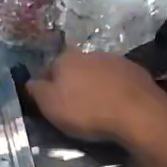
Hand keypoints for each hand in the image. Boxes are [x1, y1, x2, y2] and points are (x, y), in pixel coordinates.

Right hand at [24, 51, 166, 147]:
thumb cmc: (87, 110)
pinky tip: (117, 107)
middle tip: (75, 110)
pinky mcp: (136, 71)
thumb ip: (36, 91)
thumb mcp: (50, 105)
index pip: (48, 71)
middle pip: (74, 70)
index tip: (51, 107)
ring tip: (98, 110)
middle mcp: (89, 52)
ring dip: (94, 87)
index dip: (47, 90)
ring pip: (97, 74)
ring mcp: (115, 60)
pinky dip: (114, 91)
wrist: (137, 113)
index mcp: (65, 58)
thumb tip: (29, 82)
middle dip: (72, 86)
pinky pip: (118, 81)